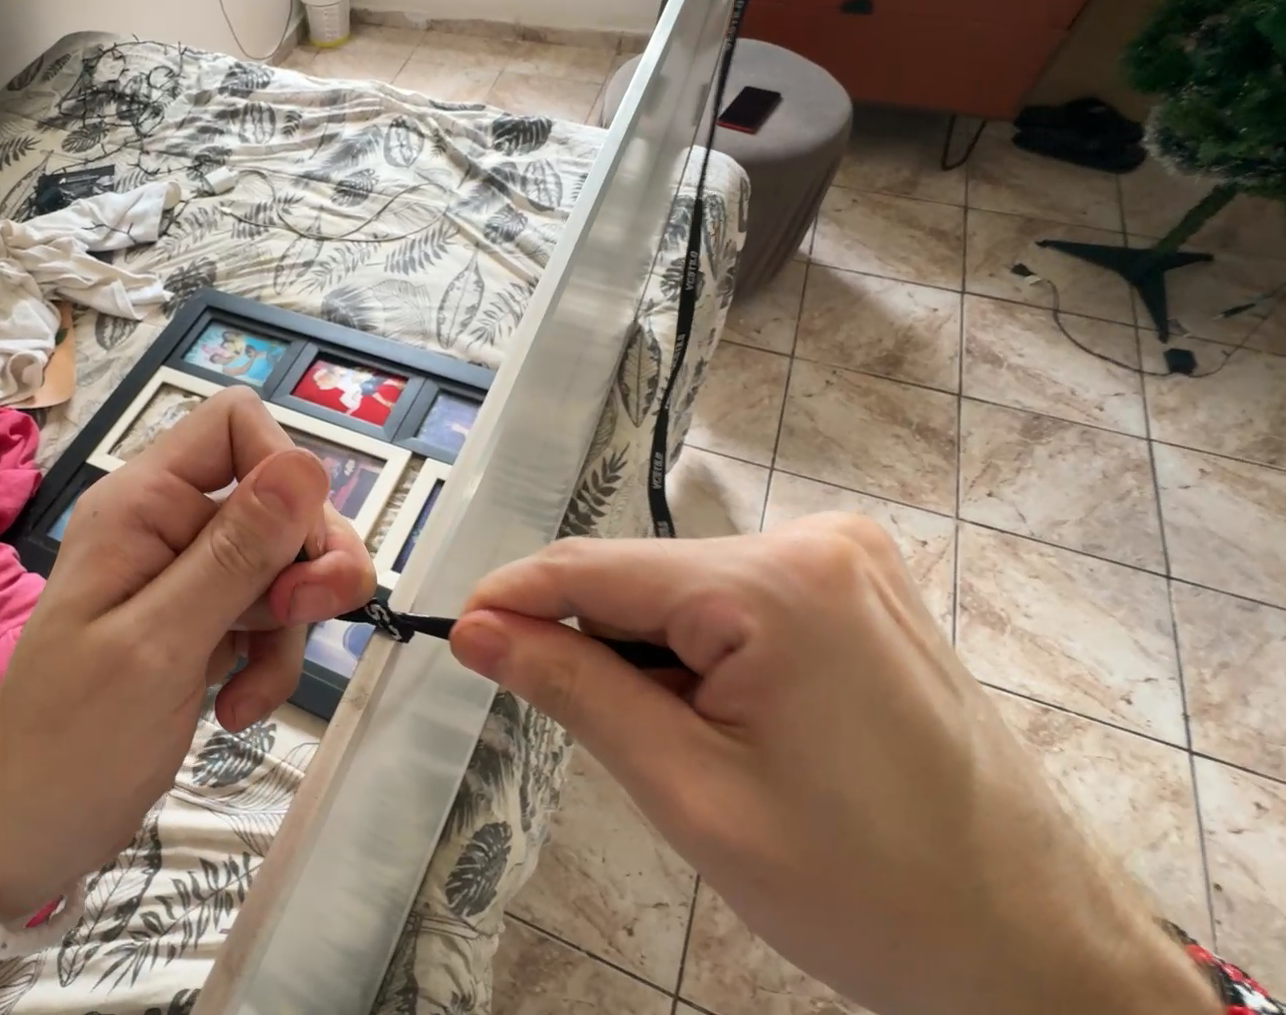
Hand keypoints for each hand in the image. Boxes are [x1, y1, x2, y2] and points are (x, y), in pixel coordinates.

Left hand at [0, 387, 373, 921]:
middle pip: (278, 498)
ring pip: (284, 562)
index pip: (236, 424)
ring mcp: (187, 575)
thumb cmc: (74, 738)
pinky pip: (270, 614)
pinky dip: (272, 660)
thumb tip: (308, 466)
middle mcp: (169, 524)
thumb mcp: (160, 643)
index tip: (299, 549)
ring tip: (253, 694)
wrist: (29, 829)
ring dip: (290, 627)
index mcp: (142, 503)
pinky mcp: (203, 621)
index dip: (284, 470)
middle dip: (309, 559)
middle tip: (308, 615)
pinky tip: (240, 707)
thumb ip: (235, 554)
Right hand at [448, 519, 1217, 1014]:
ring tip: (676, 743)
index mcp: (774, 584)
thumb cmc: (862, 889)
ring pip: (678, 590)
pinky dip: (694, 651)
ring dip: (645, 655)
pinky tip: (722, 718)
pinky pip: (728, 599)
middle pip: (638, 578)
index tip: (453, 637)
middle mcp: (811, 541)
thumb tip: (475, 630)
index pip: (593, 569)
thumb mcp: (689, 793)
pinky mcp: (855, 584)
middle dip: (589, 643)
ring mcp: (843, 556)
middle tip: (587, 730)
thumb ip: (574, 690)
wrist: (1034, 946)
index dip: (510, 599)